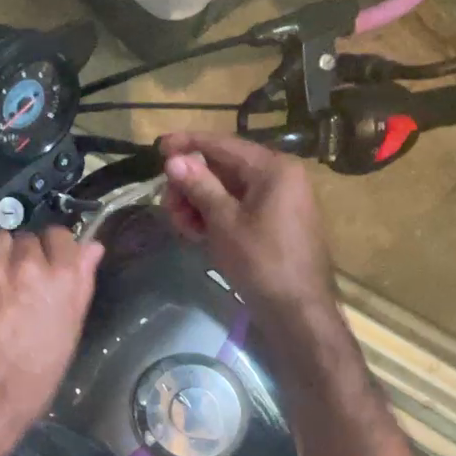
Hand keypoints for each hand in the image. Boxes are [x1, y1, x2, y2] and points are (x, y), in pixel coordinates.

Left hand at [0, 228, 103, 441]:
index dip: (56, 249)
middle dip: (27, 255)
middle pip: (28, 237)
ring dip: (0, 255)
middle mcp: (25, 264)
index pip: (60, 235)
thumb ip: (81, 282)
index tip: (52, 263)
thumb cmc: (35, 374)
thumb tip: (92, 246)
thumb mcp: (69, 331)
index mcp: (60, 278)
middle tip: (22, 282)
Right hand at [160, 132, 336, 312]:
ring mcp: (280, 199)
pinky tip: (197, 233)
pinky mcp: (275, 221)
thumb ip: (199, 185)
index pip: (222, 144)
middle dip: (190, 185)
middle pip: (223, 167)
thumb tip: (173, 159)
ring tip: (182, 227)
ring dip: (198, 203)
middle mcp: (280, 176)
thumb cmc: (261, 262)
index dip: (187, 144)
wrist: (298, 310)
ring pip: (227, 189)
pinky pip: (239, 206)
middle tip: (168, 207)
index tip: (157, 148)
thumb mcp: (224, 222)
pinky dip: (215, 215)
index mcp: (273, 168)